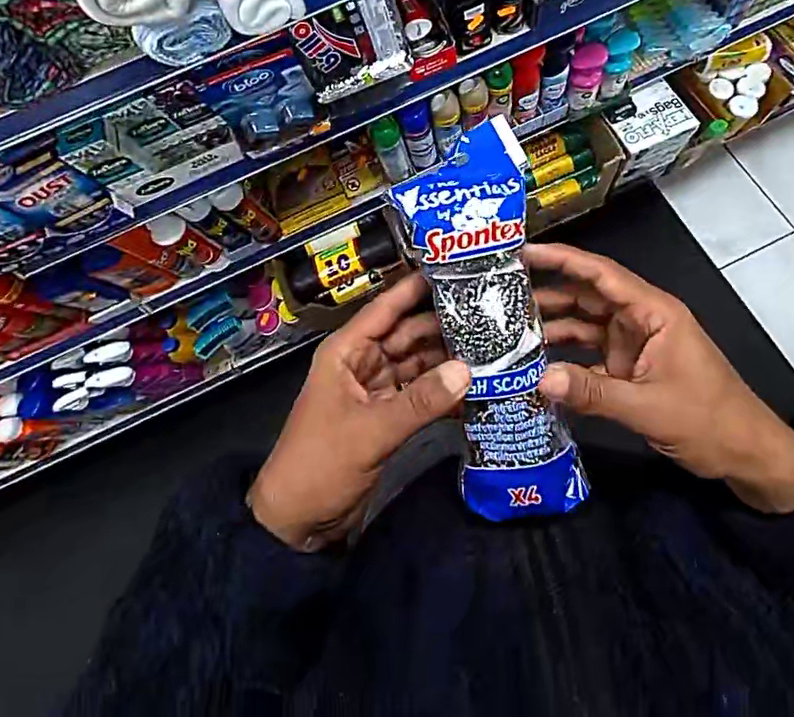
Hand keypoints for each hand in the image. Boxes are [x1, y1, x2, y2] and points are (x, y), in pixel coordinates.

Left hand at [248, 272, 469, 550]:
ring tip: (496, 347)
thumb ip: (421, 401)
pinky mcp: (391, 415)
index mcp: (348, 351)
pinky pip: (424, 393)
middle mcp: (366, 362)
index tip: (457, 268)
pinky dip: (446, 391)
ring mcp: (380, 388)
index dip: (418, 286)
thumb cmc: (320, 464)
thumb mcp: (370, 430)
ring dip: (452, 359)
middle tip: (494, 315)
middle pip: (412, 334)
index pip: (387, 307)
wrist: (298, 524)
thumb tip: (469, 369)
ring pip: (422, 363)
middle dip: (447, 325)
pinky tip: (480, 386)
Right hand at [524, 244, 793, 513]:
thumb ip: (592, 393)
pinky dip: (565, 358)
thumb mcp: (649, 407)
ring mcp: (634, 345)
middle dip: (548, 293)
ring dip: (552, 327)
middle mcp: (641, 321)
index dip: (563, 259)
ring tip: (507, 328)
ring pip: (585, 326)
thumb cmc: (710, 420)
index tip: (525, 252)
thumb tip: (539, 380)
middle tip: (501, 293)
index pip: (602, 275)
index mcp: (654, 312)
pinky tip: (535, 363)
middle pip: (588, 297)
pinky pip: (590, 355)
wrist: (745, 453)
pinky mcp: (629, 369)